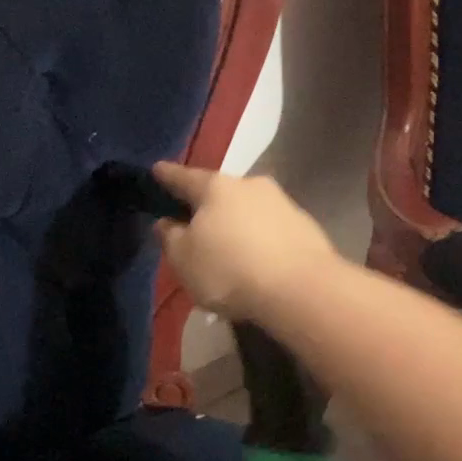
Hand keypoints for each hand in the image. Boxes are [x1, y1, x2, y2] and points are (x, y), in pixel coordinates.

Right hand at [151, 162, 339, 323]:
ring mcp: (282, 203)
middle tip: (193, 224)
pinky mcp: (305, 226)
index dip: (166, 175)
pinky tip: (254, 262)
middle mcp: (249, 185)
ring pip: (246, 210)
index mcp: (215, 187)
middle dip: (205, 206)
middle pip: (218, 192)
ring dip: (234, 225)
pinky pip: (269, 229)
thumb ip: (169, 237)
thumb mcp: (183, 259)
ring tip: (226, 251)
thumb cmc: (229, 270)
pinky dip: (257, 240)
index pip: (183, 177)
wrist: (301, 290)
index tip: (156, 170)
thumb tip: (167, 222)